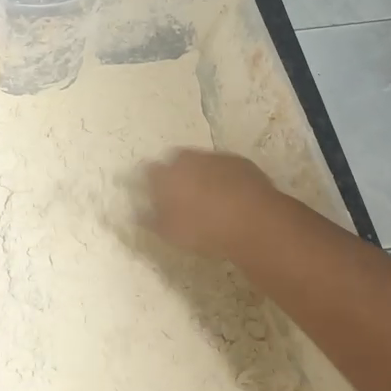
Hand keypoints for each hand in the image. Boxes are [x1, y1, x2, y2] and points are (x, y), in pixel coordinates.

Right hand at [143, 149, 280, 259]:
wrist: (253, 222)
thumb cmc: (204, 229)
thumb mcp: (169, 232)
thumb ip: (149, 219)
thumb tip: (137, 213)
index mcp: (164, 174)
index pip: (147, 170)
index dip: (147, 181)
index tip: (151, 193)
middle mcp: (187, 159)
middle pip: (174, 161)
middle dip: (175, 173)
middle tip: (180, 194)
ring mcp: (214, 157)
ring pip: (200, 162)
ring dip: (200, 174)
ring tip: (206, 196)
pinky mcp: (239, 161)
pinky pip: (224, 166)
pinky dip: (222, 176)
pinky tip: (229, 194)